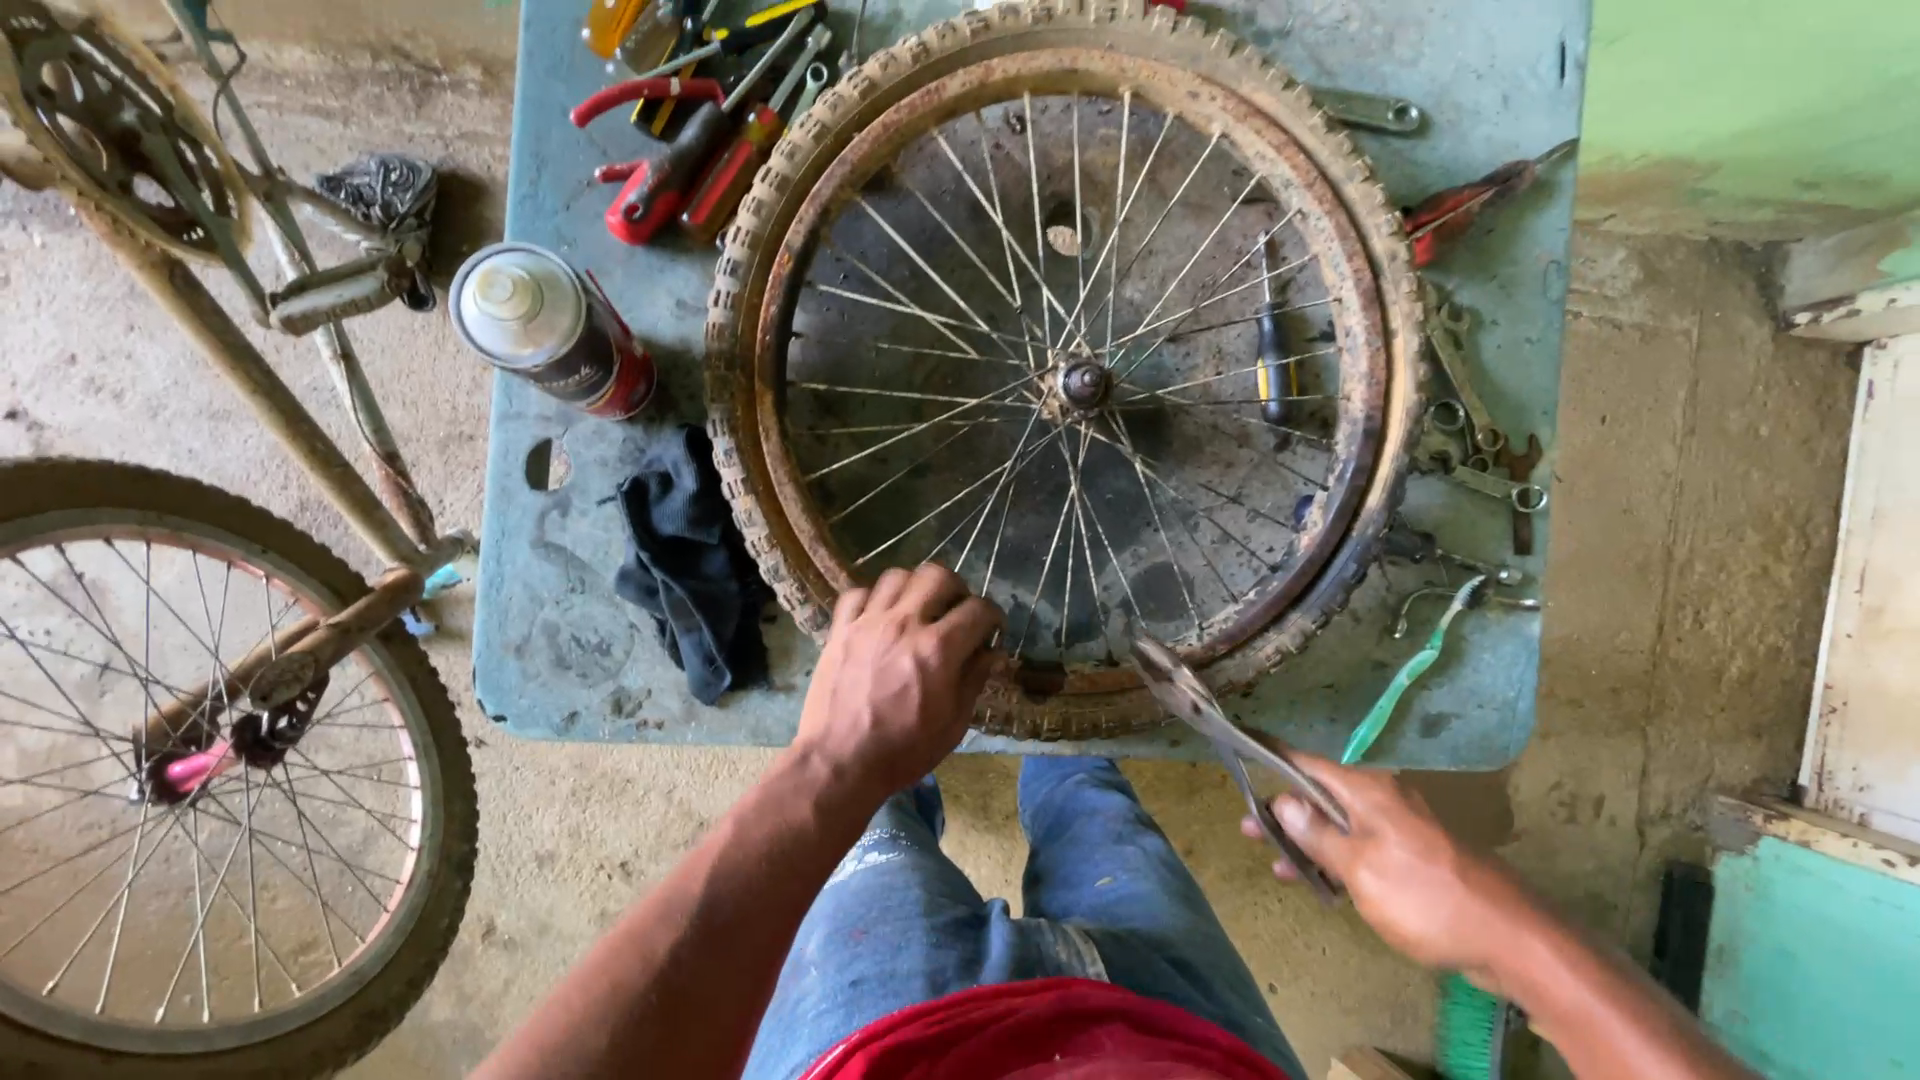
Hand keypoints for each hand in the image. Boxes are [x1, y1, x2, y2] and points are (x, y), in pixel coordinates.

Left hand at [791, 564, 1003, 806]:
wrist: (839, 763)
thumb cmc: (903, 751)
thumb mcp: (952, 724)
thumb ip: (973, 680)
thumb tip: (992, 653)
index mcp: (939, 649)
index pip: (978, 609)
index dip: (993, 616)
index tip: (992, 629)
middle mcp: (905, 624)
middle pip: (937, 575)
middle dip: (956, 588)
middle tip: (956, 610)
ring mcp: (868, 624)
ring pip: (897, 576)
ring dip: (914, 587)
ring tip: (918, 608)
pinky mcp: (840, 631)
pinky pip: (857, 594)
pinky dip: (872, 598)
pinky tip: (879, 616)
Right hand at [1242, 753, 1543, 992]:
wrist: (1509, 939)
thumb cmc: (1423, 896)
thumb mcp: (1358, 867)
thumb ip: (1316, 834)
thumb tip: (1282, 800)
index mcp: (1366, 792)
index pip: (1305, 762)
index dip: (1271, 756)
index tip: (1239, 745)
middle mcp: (1381, 801)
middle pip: (1320, 796)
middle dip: (1283, 813)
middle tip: (1247, 829)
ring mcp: (1399, 830)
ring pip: (1339, 826)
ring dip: (1307, 843)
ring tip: (1275, 865)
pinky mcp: (1411, 859)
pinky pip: (1360, 849)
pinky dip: (1336, 860)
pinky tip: (1319, 883)